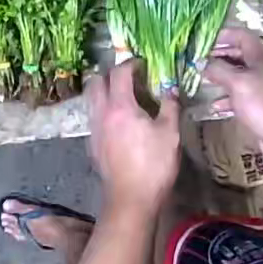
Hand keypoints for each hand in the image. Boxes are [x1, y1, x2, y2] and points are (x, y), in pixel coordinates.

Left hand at [86, 59, 180, 210]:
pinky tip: (119, 121)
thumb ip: (170, 106)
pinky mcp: (92, 144)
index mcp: (120, 107)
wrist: (131, 199)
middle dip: (110, 74)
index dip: (131, 64)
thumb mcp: (171, 134)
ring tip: (124, 97)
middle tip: (129, 78)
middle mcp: (101, 114)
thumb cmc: (154, 165)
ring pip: (91, 99)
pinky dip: (103, 110)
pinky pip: (93, 117)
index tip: (143, 64)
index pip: (119, 73)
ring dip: (104, 91)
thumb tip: (170, 90)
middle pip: (96, 82)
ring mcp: (93, 130)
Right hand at [203, 28, 262, 163]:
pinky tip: (214, 105)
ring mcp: (261, 85)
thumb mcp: (238, 83)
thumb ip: (218, 70)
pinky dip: (226, 97)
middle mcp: (262, 66)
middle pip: (237, 53)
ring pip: (237, 74)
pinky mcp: (259, 103)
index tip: (200, 42)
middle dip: (217, 55)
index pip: (239, 35)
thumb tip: (201, 63)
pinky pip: (239, 95)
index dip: (220, 35)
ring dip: (219, 75)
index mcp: (260, 54)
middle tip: (196, 60)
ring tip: (201, 78)